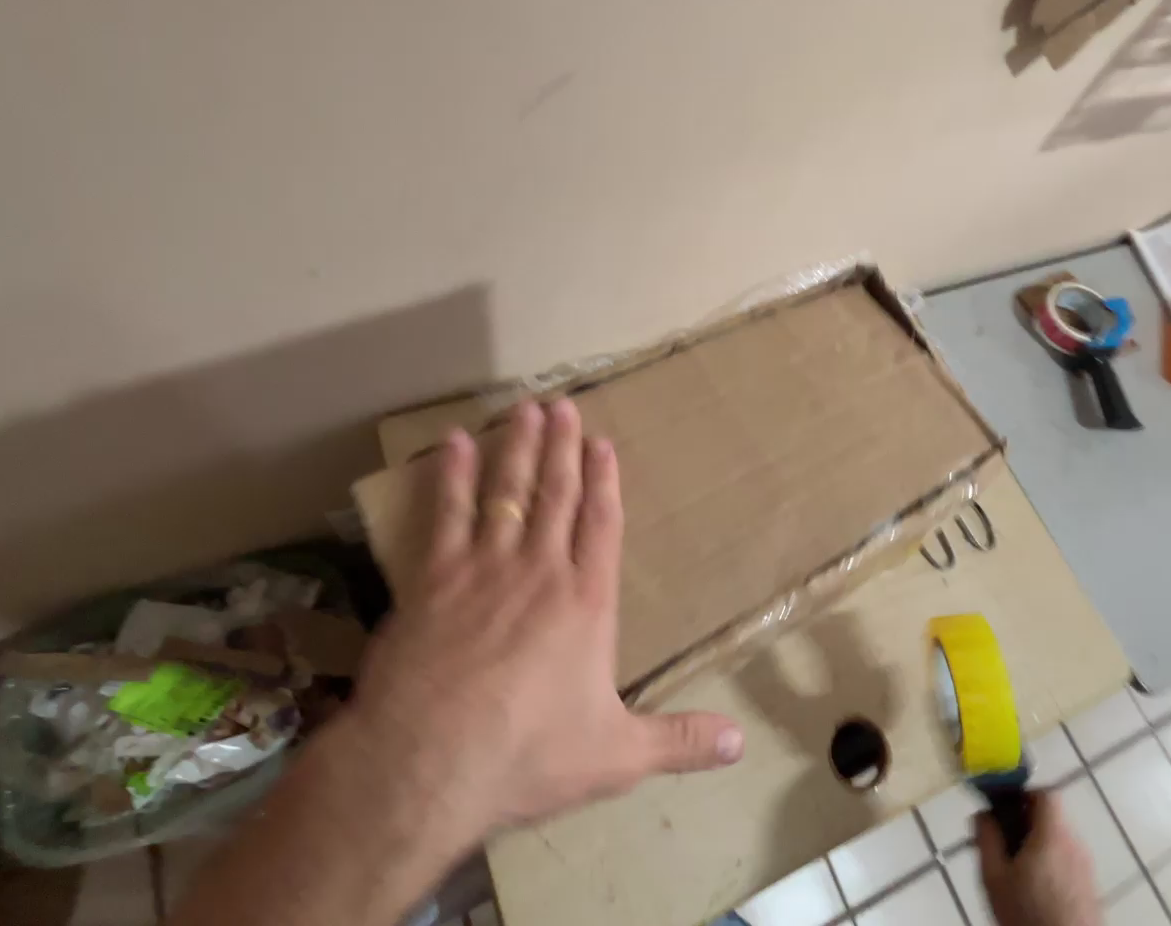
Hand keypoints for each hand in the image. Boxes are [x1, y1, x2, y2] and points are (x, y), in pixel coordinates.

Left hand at [348, 399, 744, 847]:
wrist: (428, 765)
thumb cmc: (528, 757)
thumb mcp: (617, 756)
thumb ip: (680, 741)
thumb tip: (742, 743)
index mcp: (587, 604)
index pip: (602, 526)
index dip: (605, 482)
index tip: (603, 443)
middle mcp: (541, 573)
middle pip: (556, 497)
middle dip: (562, 449)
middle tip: (563, 406)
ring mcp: (485, 570)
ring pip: (507, 493)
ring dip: (517, 448)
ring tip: (524, 410)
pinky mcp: (433, 580)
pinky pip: (447, 515)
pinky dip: (452, 476)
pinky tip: (453, 443)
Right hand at [977, 792, 1102, 925]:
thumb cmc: (1027, 914)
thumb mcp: (994, 876)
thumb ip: (986, 837)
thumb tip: (983, 813)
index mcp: (1053, 835)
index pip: (1046, 795)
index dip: (1024, 794)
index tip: (1004, 807)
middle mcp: (1076, 845)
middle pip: (1053, 817)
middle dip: (1027, 822)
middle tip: (1004, 840)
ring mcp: (1087, 868)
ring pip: (1060, 840)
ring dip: (1039, 842)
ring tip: (1018, 867)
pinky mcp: (1092, 888)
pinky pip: (1069, 860)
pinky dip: (1052, 861)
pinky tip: (1036, 886)